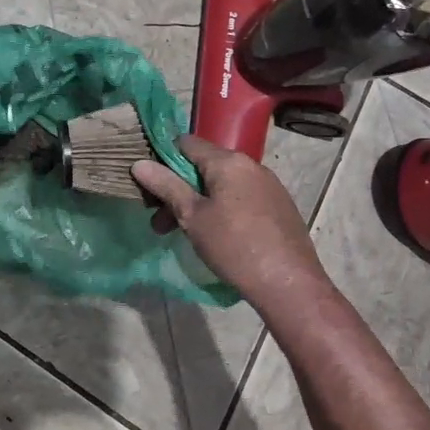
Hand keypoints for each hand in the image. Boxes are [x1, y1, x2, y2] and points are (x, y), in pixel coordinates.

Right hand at [131, 137, 326, 306]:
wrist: (291, 287)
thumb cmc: (235, 247)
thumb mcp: (192, 217)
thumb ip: (166, 186)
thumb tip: (139, 163)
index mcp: (228, 161)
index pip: (186, 143)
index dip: (163, 159)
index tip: (152, 185)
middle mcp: (251, 165)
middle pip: (203, 167)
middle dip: (178, 190)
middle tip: (161, 222)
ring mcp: (269, 186)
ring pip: (222, 185)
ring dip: (198, 203)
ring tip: (184, 234)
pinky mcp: (279, 207)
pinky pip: (241, 197)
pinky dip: (223, 209)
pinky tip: (217, 236)